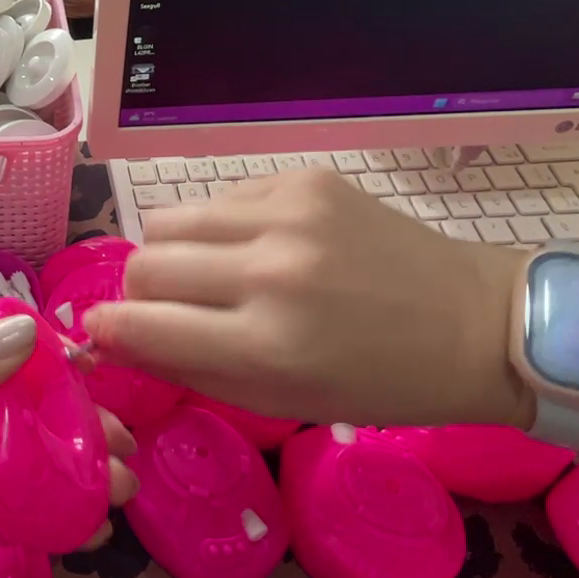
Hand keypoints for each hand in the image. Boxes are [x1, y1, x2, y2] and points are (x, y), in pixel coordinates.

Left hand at [0, 312, 137, 577]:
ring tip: (120, 486)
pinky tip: (86, 521)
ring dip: (71, 460)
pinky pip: (12, 492)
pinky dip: (50, 502)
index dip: (45, 348)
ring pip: (22, 445)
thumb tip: (25, 330)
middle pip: (18, 395)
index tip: (98, 368)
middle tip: (124, 440)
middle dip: (72, 413)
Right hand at [84, 170, 533, 429]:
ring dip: (172, 252)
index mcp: (269, 347)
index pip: (140, 324)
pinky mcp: (299, 178)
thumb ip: (188, 368)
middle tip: (172, 305)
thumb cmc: (378, 381)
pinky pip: (215, 200)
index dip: (107, 327)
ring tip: (212, 269)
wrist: (476, 320)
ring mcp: (285, 215)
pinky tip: (259, 244)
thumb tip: (111, 336)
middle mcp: (269, 272)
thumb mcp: (281, 399)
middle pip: (143, 265)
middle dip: (142, 292)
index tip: (102, 328)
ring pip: (166, 221)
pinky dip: (218, 227)